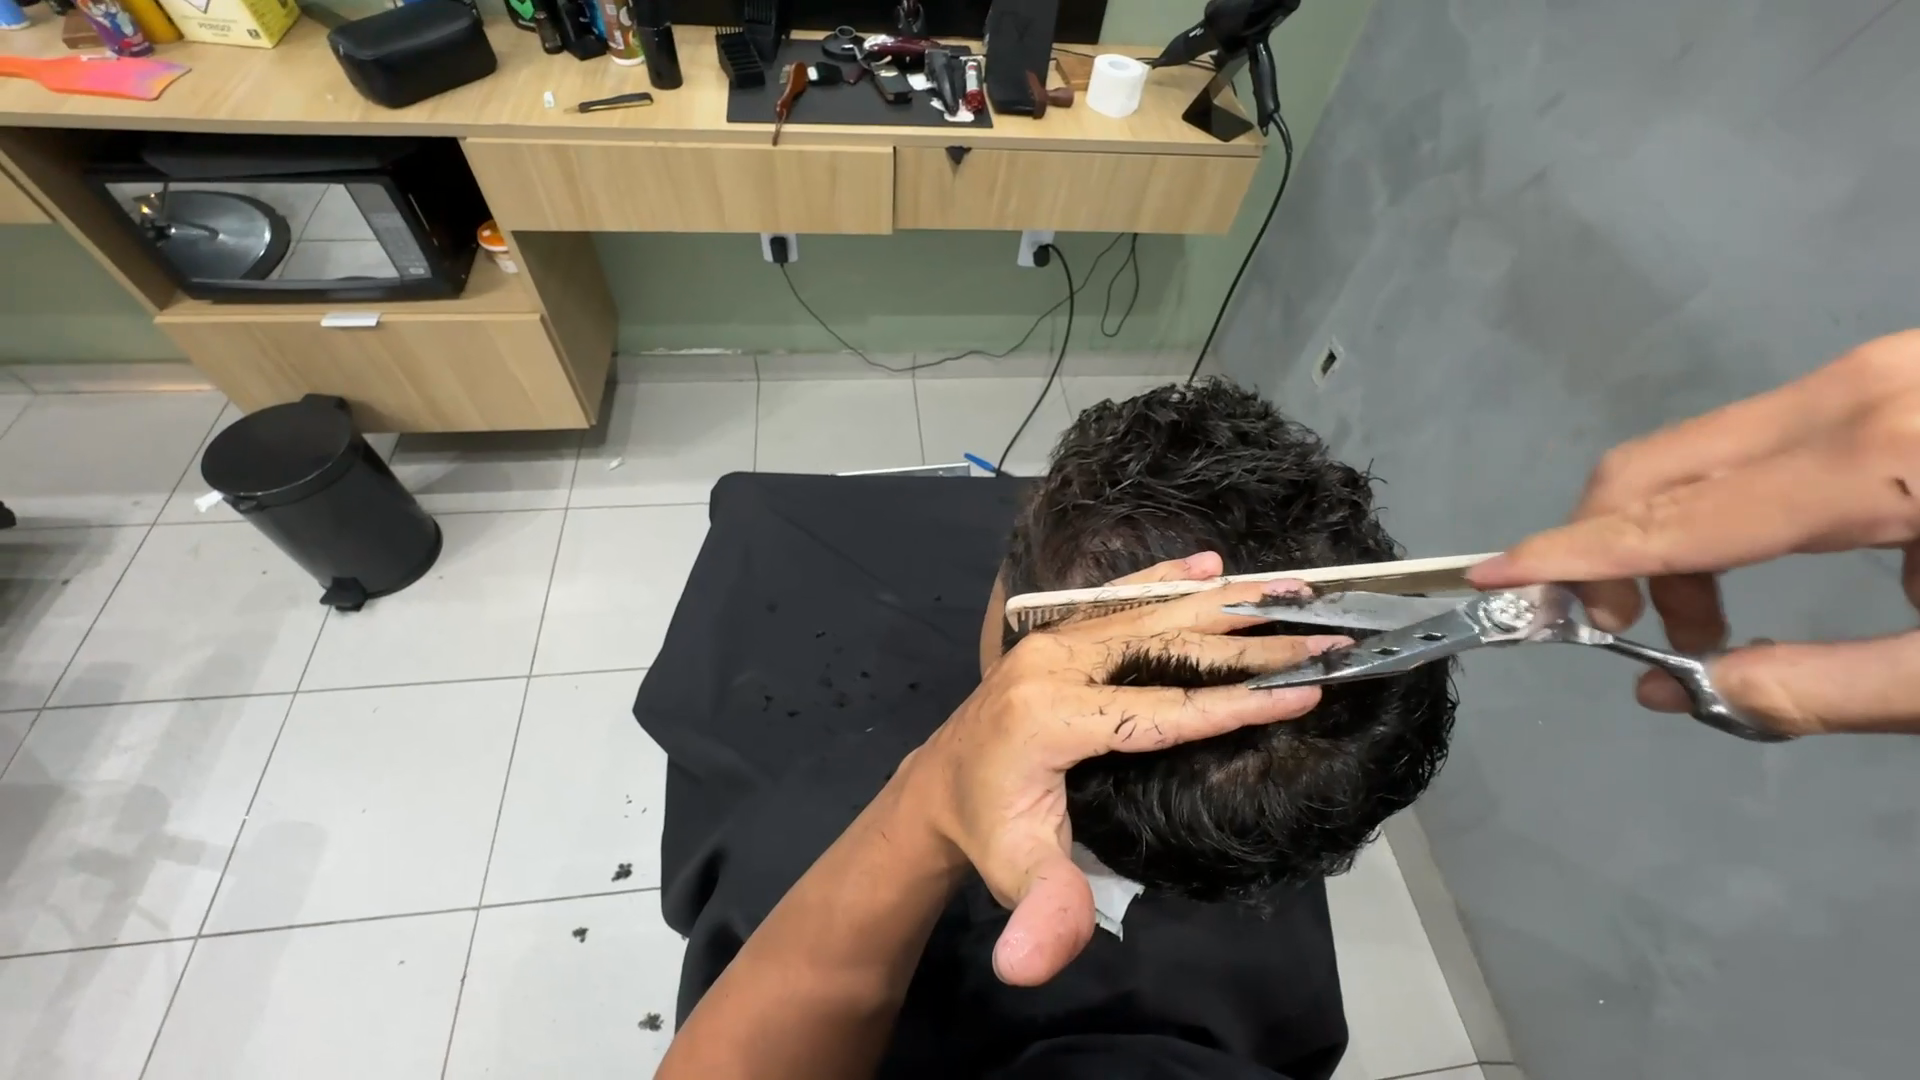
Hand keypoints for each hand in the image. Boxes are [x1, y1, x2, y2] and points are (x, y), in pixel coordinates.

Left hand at [901, 553, 1348, 985]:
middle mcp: (1056, 662)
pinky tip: (1209, 564)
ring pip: (1151, 614)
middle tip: (1328, 636)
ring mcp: (1055, 640)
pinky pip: (1118, 599)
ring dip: (1225, 601)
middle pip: (1169, 649)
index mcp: (1052, 716)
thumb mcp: (1014, 873)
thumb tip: (1030, 965)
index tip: (1306, 689)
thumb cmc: (987, 828)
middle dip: (1254, 647)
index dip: (1236, 702)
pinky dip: (1165, 578)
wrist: (941, 782)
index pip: (1163, 708)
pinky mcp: (1057, 635)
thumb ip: (1039, 909)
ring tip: (1291, 588)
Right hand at [1469, 329, 1919, 734]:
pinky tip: (1795, 560)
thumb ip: (1836, 687)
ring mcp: (1879, 373)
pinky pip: (1756, 445)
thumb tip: (1682, 689)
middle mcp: (1855, 394)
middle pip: (1651, 468)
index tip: (1486, 578)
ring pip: (1694, 453)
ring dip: (1666, 538)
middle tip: (1619, 630)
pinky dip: (1728, 511)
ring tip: (1711, 615)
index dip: (1566, 554)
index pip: (1669, 518)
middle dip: (1603, 551)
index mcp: (1882, 459)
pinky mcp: (1899, 376)